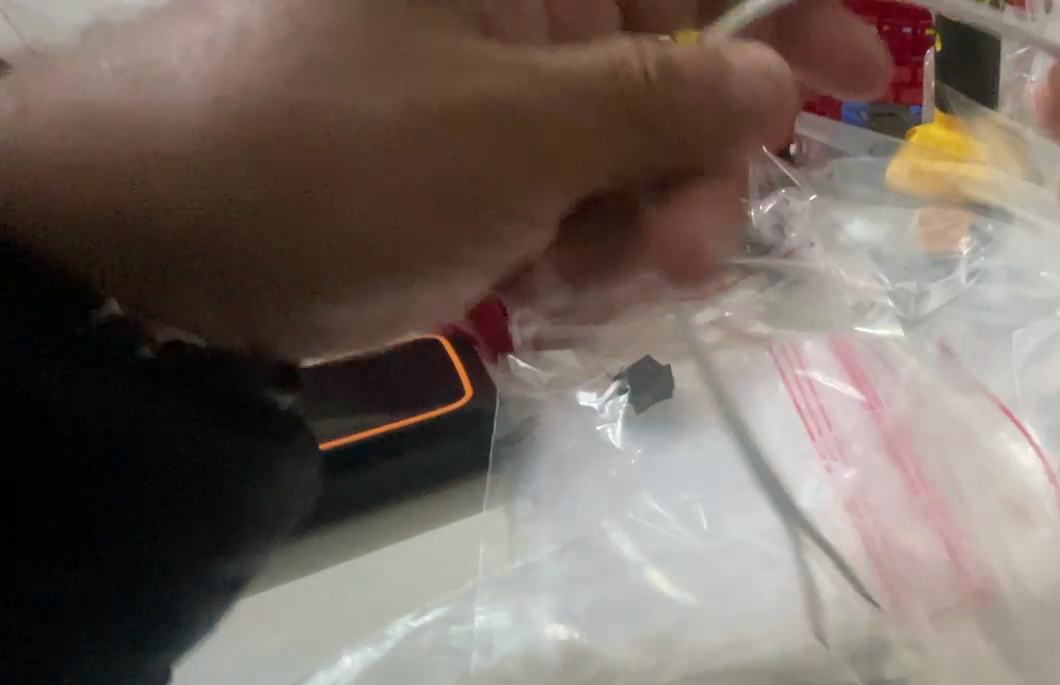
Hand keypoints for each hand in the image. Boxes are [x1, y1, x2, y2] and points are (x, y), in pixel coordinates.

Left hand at [0, 0, 889, 356]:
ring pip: (668, 167)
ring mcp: (542, 108)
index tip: (868, 62)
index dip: (794, 11)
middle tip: (687, 248)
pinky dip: (605, 259)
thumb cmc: (327, 160)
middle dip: (707, 173)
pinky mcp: (531, 179)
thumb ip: (658, 104)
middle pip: (700, 85)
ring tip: (589, 275)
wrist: (187, 259)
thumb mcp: (511, 131)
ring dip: (653, 234)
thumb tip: (776, 80)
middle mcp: (548, 24)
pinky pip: (621, 216)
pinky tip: (547, 279)